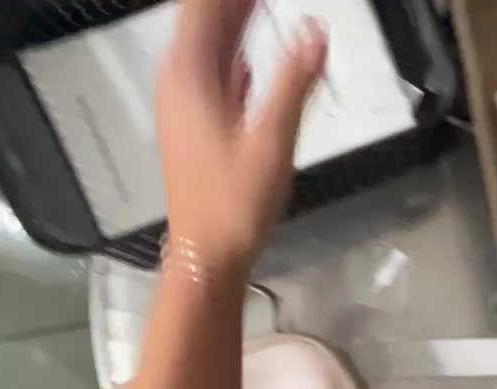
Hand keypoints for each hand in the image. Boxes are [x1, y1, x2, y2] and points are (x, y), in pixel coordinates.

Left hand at [156, 0, 326, 270]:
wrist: (207, 255)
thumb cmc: (236, 202)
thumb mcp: (271, 141)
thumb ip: (294, 83)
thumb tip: (317, 32)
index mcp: (190, 74)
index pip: (205, 5)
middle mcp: (179, 80)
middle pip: (204, 20)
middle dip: (237, 4)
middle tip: (270, 0)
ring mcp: (185, 105)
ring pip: (208, 48)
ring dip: (235, 26)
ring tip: (265, 7)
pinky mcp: (195, 128)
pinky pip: (213, 77)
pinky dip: (233, 58)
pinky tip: (251, 61)